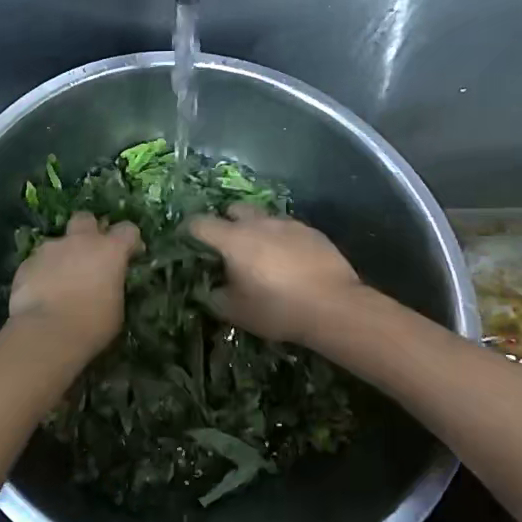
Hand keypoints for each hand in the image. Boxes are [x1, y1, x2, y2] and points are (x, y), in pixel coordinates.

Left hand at [9, 212, 140, 356]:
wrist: (46, 332)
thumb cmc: (92, 325)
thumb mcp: (116, 308)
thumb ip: (112, 286)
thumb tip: (107, 284)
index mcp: (109, 250)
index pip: (128, 230)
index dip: (130, 240)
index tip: (129, 255)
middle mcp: (79, 241)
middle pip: (86, 218)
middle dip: (89, 230)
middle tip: (90, 253)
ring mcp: (49, 249)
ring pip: (58, 242)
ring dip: (62, 255)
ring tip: (60, 280)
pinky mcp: (26, 262)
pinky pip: (38, 261)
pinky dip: (42, 271)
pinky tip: (42, 292)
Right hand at [188, 205, 366, 344]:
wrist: (335, 308)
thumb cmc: (276, 309)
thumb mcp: (235, 311)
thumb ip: (214, 296)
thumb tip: (209, 288)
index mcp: (233, 239)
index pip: (199, 223)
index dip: (189, 230)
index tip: (187, 241)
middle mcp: (258, 223)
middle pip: (234, 209)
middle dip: (227, 222)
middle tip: (228, 246)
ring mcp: (288, 225)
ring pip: (264, 218)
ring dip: (257, 230)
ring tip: (261, 255)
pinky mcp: (313, 232)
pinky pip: (289, 230)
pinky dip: (282, 240)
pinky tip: (289, 262)